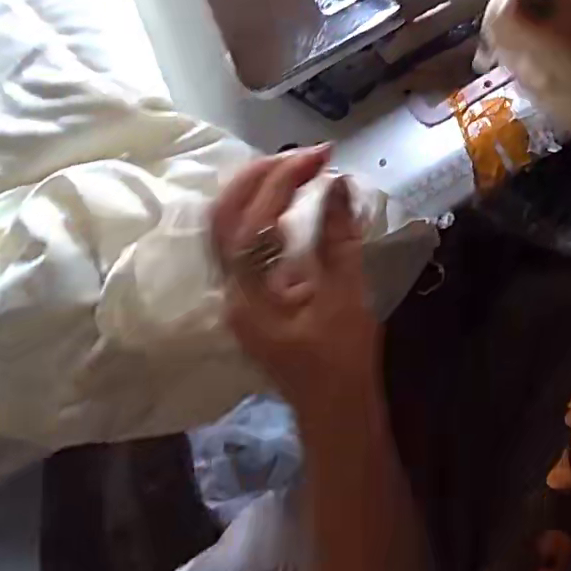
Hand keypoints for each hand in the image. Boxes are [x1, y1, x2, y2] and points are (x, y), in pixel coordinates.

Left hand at [213, 147, 381, 416]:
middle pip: (225, 214)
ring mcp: (237, 290)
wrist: (336, 414)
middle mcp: (231, 289)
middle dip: (264, 175)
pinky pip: (248, 237)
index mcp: (247, 296)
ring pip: (231, 223)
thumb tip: (338, 184)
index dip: (284, 180)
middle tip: (311, 156)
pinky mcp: (252, 290)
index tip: (322, 157)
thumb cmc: (342, 364)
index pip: (253, 221)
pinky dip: (268, 208)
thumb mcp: (345, 297)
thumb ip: (338, 238)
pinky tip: (295, 196)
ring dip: (262, 187)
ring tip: (303, 166)